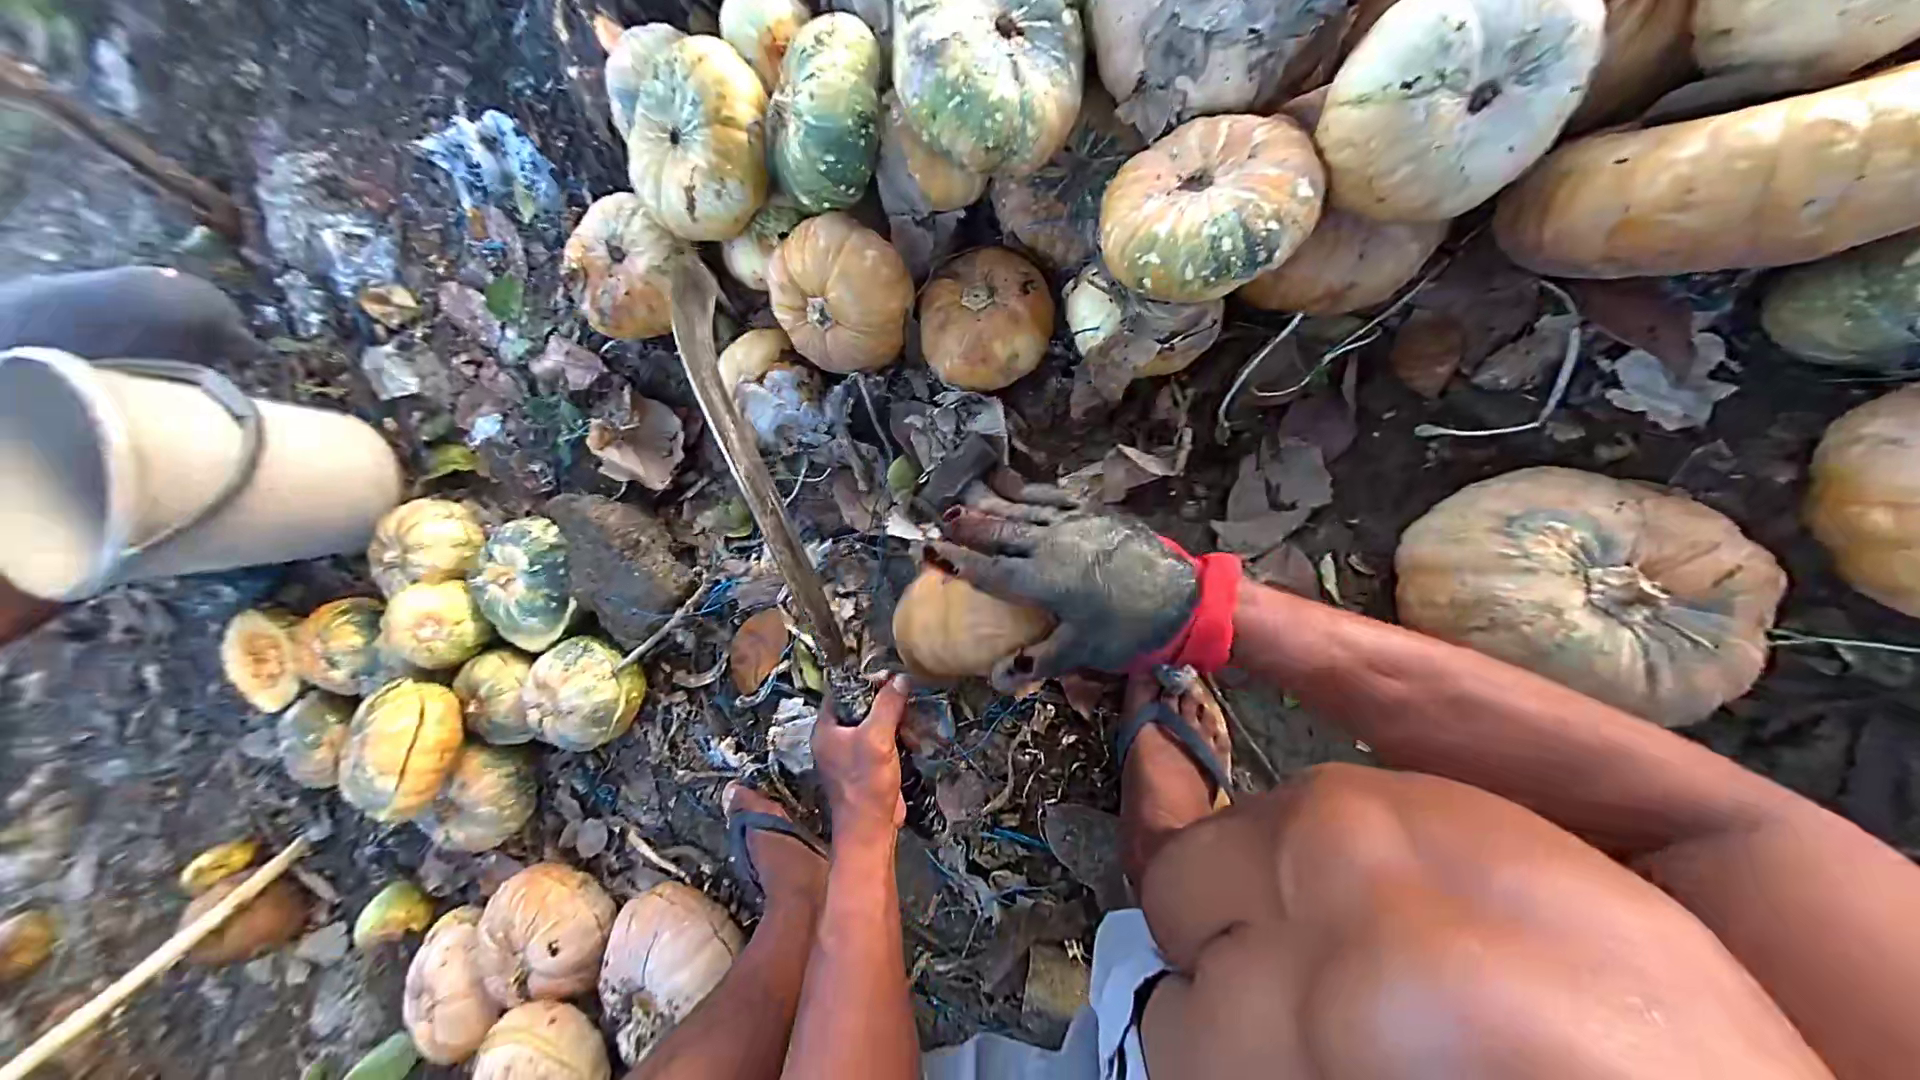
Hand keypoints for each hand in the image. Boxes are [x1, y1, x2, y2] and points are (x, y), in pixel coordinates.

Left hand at [813, 675, 909, 845]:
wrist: (870, 829)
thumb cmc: (865, 782)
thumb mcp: (877, 737)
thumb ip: (888, 705)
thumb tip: (900, 678)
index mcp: (825, 730)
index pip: (840, 692)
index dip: (863, 680)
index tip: (887, 671)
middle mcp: (834, 739)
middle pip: (858, 707)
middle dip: (882, 699)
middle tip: (904, 688)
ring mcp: (850, 754)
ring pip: (872, 724)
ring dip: (892, 718)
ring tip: (911, 707)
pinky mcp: (867, 767)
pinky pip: (881, 741)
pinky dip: (895, 736)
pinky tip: (913, 731)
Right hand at [931, 469, 1208, 687]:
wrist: (1185, 599)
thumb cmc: (1129, 630)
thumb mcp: (1081, 651)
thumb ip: (1035, 661)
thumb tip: (994, 679)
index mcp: (1042, 580)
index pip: (989, 571)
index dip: (957, 561)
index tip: (929, 550)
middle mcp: (1051, 545)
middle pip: (1001, 533)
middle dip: (968, 526)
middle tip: (941, 518)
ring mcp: (1074, 524)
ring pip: (1024, 510)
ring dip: (993, 504)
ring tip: (968, 498)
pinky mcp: (1096, 514)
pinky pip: (1055, 499)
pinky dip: (1032, 494)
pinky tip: (1021, 490)